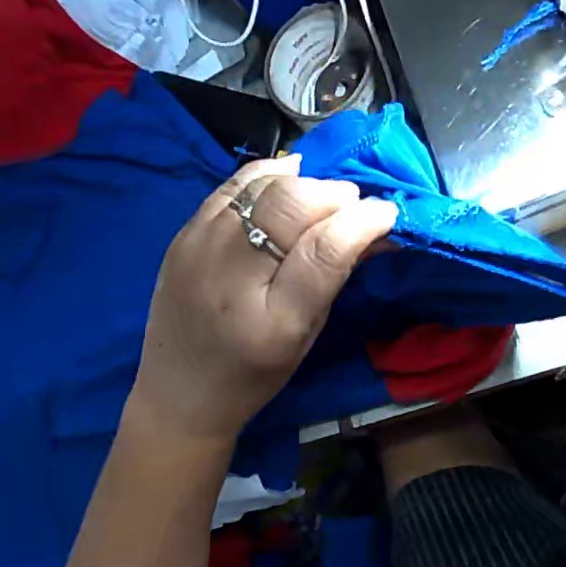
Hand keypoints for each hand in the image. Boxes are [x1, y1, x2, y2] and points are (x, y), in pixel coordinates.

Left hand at [132, 158, 397, 438]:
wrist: (180, 390)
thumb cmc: (255, 374)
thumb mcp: (306, 335)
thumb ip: (335, 278)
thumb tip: (375, 229)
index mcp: (274, 321)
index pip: (325, 248)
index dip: (362, 220)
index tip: (386, 213)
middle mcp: (232, 277)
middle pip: (291, 204)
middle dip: (334, 194)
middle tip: (352, 206)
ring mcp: (200, 249)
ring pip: (262, 185)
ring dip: (304, 183)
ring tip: (321, 197)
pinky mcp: (183, 234)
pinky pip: (232, 185)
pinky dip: (268, 176)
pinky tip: (288, 179)